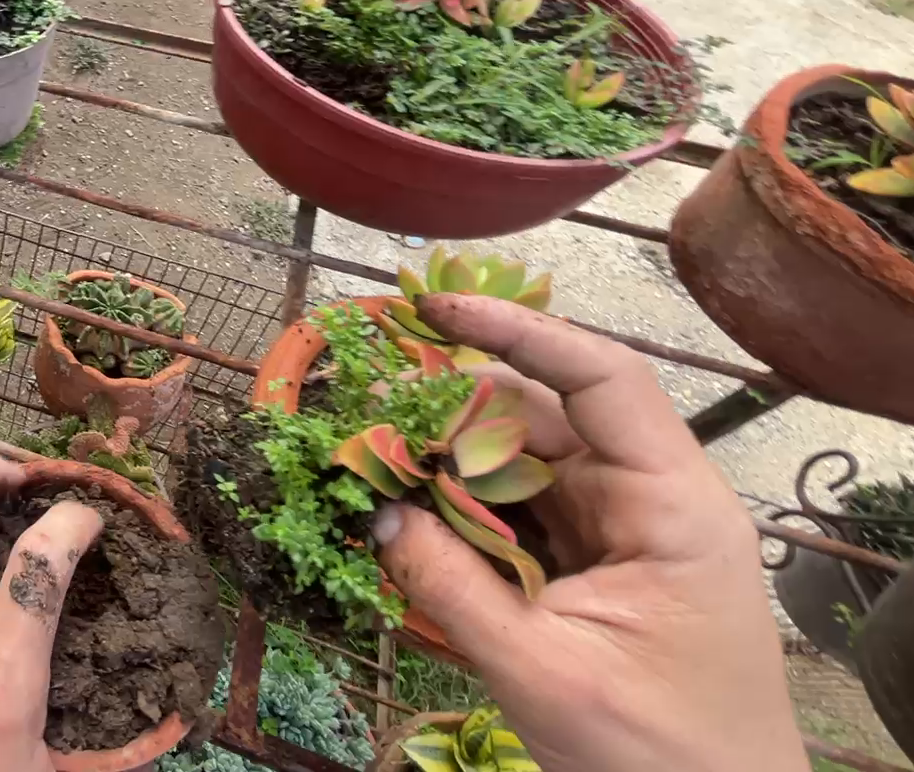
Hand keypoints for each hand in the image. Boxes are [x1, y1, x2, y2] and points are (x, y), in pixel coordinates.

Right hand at [375, 294, 807, 771]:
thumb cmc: (655, 758)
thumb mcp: (539, 670)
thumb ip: (445, 581)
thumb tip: (370, 507)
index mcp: (669, 508)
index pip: (601, 379)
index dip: (517, 330)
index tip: (432, 309)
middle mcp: (638, 494)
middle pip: (533, 411)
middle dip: (446, 409)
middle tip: (367, 420)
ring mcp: (603, 519)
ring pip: (506, 451)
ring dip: (438, 455)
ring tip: (375, 467)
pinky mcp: (572, 544)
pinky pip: (497, 495)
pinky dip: (446, 494)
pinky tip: (404, 506)